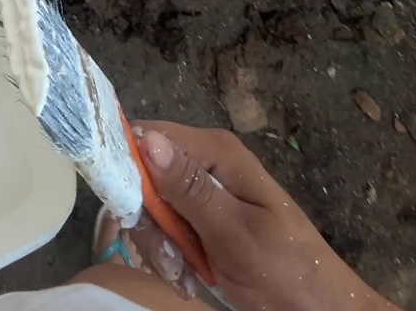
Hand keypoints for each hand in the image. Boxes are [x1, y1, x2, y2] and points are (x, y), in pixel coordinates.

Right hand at [134, 121, 398, 310]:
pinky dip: (172, 257)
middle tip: (171, 262)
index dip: (128, 170)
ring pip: (152, 208)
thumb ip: (190, 188)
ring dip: (161, 247)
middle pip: (145, 177)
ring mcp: (205, 191)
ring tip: (185, 278)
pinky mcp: (204, 219)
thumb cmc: (287, 273)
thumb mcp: (235, 234)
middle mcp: (206, 161)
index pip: (148, 136)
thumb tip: (147, 139)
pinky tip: (190, 279)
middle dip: (150, 223)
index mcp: (216, 152)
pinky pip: (168, 229)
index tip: (131, 215)